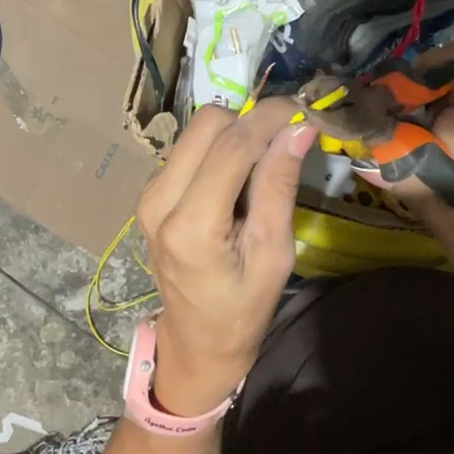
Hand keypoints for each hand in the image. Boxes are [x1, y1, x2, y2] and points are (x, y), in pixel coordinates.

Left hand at [136, 98, 315, 415]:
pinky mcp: (150, 192)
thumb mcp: (273, 253)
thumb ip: (279, 186)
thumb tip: (299, 129)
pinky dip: (219, 149)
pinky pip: (188, 149)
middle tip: (287, 138)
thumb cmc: (243, 308)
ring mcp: (149, 194)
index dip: (271, 119)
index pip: (232, 147)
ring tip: (267, 160)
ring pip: (196, 132)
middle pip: (207, 124)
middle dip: (251, 122)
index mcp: (191, 225)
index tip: (304, 110)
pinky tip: (240, 177)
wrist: (197, 342)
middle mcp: (159, 200)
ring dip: (235, 134)